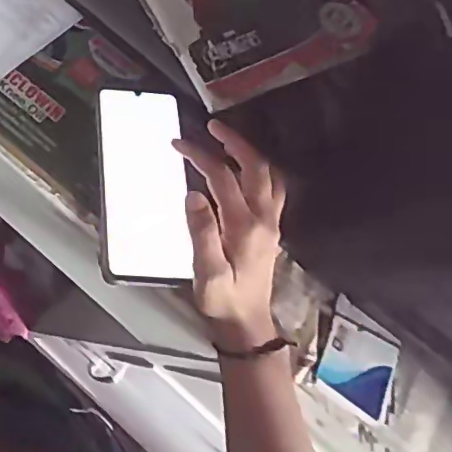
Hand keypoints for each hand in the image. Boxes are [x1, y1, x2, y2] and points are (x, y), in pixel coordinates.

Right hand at [174, 120, 284, 350]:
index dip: (200, 156)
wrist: (247, 324)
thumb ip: (201, 232)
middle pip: (255, 167)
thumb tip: (194, 194)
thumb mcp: (206, 272)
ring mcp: (271, 222)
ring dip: (249, 153)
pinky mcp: (271, 228)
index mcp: (245, 226)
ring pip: (268, 175)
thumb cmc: (222, 300)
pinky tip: (245, 168)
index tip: (178, 144)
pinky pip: (273, 188)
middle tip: (212, 127)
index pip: (222, 178)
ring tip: (227, 140)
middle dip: (234, 142)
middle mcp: (263, 219)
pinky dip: (260, 170)